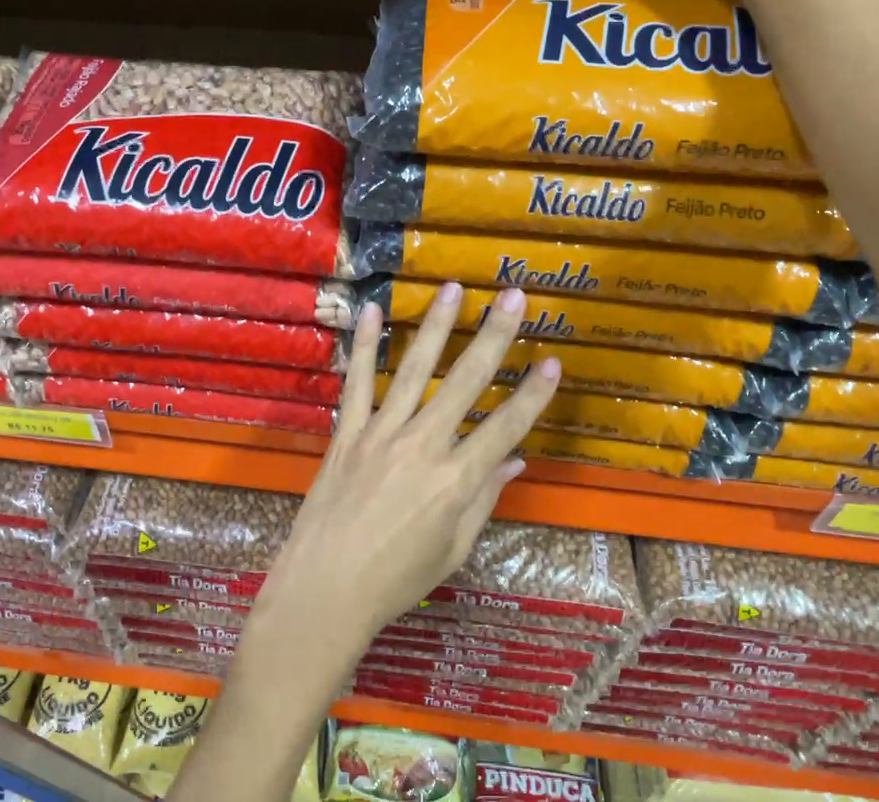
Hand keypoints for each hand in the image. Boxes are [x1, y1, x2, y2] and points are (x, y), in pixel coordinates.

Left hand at [250, 284, 561, 653]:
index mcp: (455, 480)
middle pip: (465, 382)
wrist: (324, 588)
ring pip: (414, 370)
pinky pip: (358, 382)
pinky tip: (372, 312)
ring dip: (435, 326)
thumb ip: (483, 500)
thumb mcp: (452, 549)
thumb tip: (513, 460)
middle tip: (513, 296)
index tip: (553, 359)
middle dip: (494, 336)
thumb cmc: (395, 580)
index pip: (505, 426)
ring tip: (452, 289)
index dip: (533, 393)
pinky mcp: (347, 432)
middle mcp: (422, 445)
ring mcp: (380, 433)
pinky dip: (365, 346)